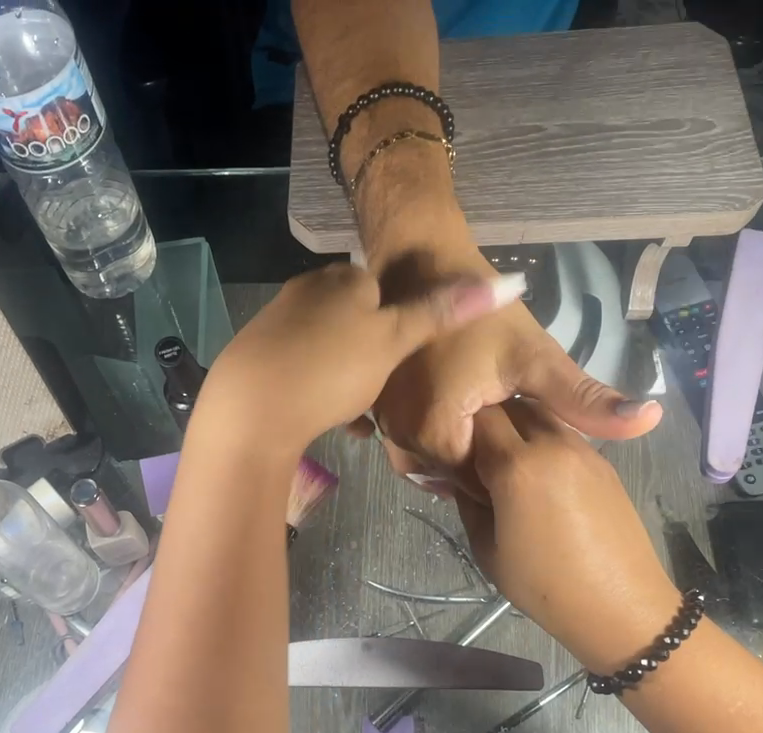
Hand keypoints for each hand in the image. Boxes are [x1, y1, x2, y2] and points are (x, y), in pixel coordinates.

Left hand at [195, 263, 515, 456]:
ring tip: (364, 418)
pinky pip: (304, 370)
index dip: (401, 323)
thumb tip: (512, 282)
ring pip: (330, 349)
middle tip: (389, 392)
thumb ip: (442, 313)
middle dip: (375, 355)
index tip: (409, 359)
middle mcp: (308, 290)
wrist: (251, 409)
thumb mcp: (394, 341)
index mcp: (342, 278)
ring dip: (351, 379)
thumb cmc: (330, 369)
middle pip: (356, 320)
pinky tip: (335, 424)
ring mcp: (279, 323)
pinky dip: (323, 392)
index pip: (383, 288)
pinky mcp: (259, 357)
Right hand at [369, 246, 663, 487]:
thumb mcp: (537, 357)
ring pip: (429, 467)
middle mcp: (402, 439)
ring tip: (489, 435)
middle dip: (483, 470)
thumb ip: (584, 399)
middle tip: (512, 440)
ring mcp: (384, 428)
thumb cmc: (483, 313)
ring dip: (460, 460)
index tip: (534, 456)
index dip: (510, 477)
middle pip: (451, 479)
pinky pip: (410, 450)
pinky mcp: (378, 416)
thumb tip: (650, 421)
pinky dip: (436, 446)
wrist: (423, 270)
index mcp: (437, 432)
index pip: (477, 485)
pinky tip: (462, 426)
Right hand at [455, 398, 681, 672]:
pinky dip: (541, 442)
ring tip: (504, 465)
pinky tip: (536, 477)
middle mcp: (553, 445)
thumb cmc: (544, 585)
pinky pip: (563, 435)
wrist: (619, 603)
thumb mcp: (487, 548)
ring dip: (517, 428)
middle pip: (511, 407)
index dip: (458, 430)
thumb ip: (468, 503)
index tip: (450, 454)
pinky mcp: (603, 462)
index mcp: (517, 467)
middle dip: (487, 422)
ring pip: (540, 415)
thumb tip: (459, 478)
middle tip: (473, 454)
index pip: (477, 419)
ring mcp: (583, 450)